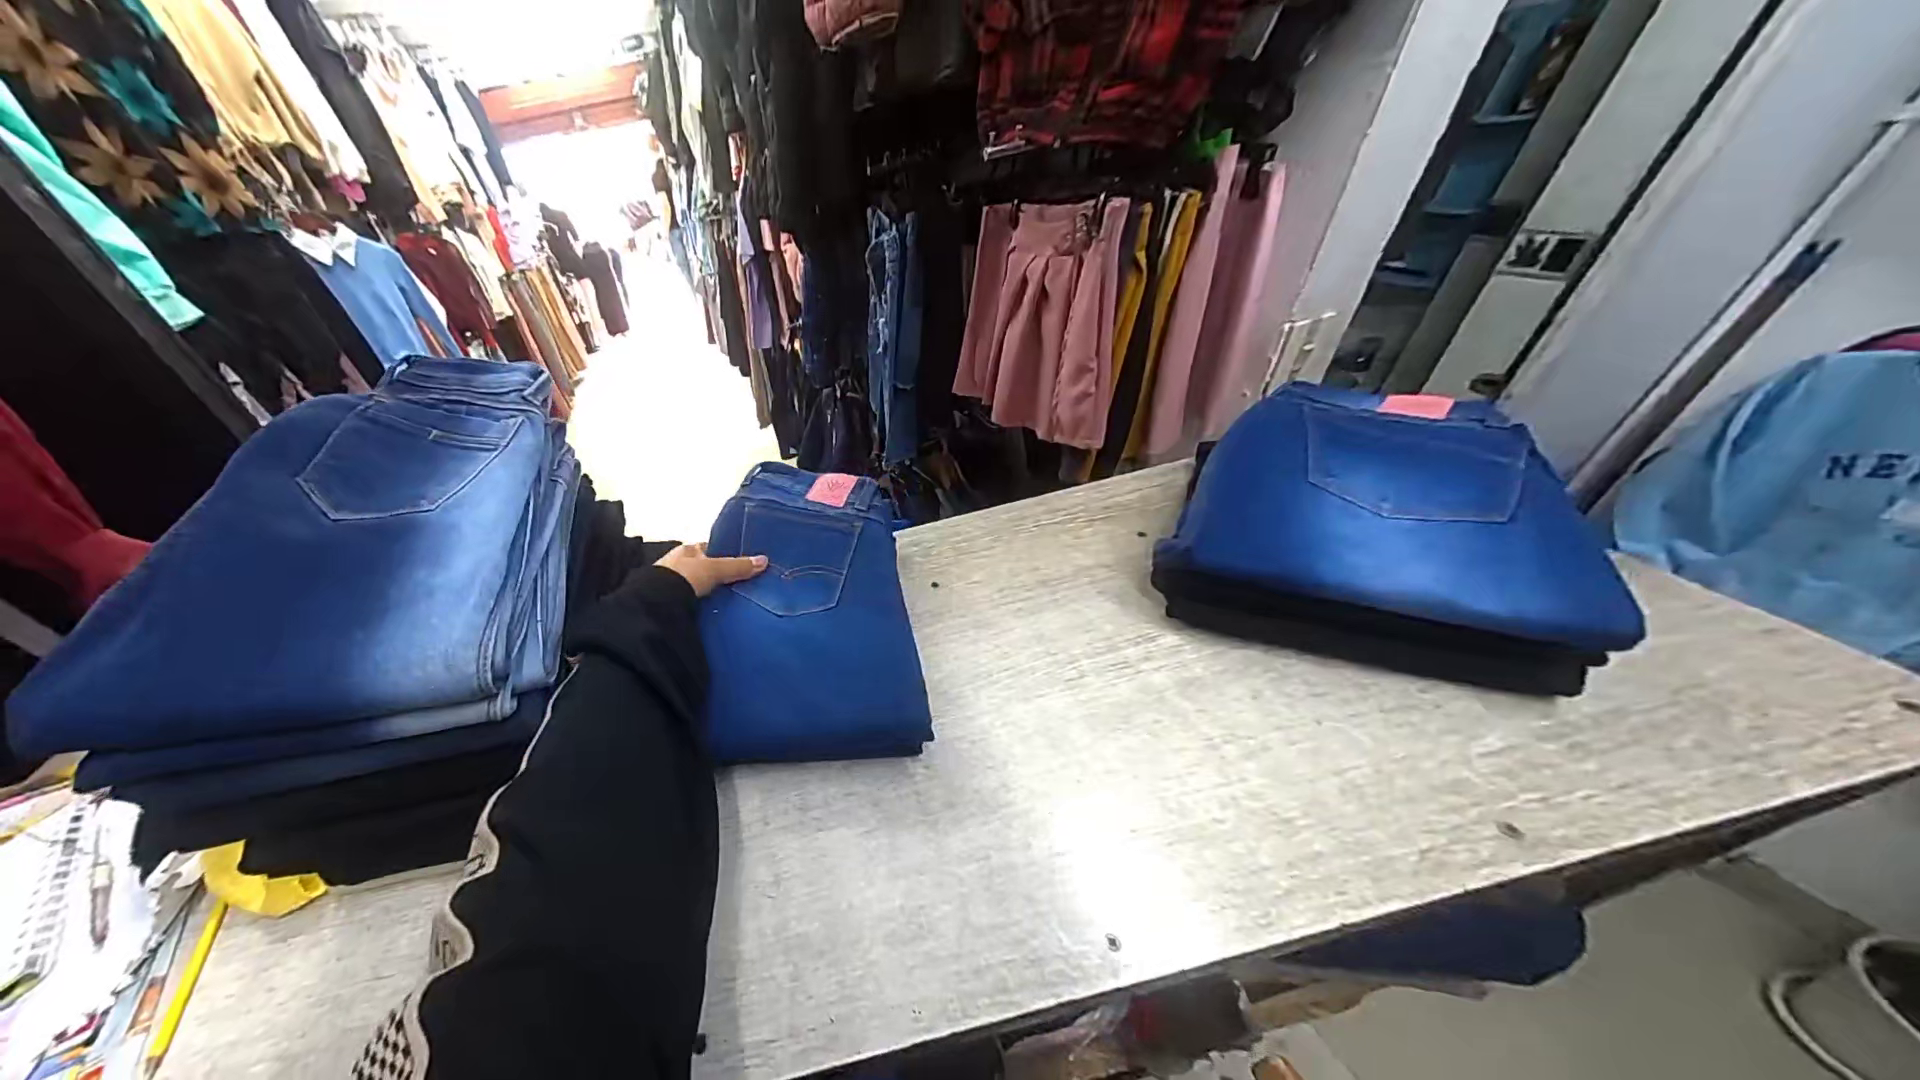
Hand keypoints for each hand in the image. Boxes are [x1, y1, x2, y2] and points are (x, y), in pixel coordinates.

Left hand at [655, 542, 767, 596]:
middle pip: (707, 568)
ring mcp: (673, 585)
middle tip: (742, 584)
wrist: (656, 605)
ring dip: (713, 592)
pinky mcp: (672, 604)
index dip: (726, 554)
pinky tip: (717, 611)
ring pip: (701, 586)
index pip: (710, 549)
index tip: (743, 563)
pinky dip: (705, 606)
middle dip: (721, 576)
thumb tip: (764, 560)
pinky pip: (695, 602)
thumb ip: (738, 566)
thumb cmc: (682, 577)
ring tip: (734, 601)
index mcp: (687, 550)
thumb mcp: (715, 569)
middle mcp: (679, 564)